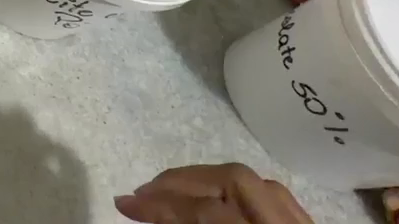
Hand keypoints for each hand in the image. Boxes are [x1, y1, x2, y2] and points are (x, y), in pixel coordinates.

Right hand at [116, 164, 314, 223]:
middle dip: (181, 182)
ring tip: (171, 193)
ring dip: (205, 180)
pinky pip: (275, 197)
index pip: (208, 214)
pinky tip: (214, 201)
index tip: (123, 205)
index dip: (160, 207)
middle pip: (236, 182)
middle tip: (143, 194)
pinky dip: (237, 192)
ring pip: (257, 182)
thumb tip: (154, 218)